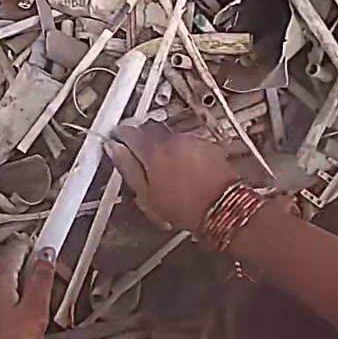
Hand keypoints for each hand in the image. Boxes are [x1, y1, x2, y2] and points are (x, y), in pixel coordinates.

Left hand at [0, 241, 52, 338]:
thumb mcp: (34, 315)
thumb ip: (41, 282)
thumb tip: (46, 255)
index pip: (16, 249)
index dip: (34, 243)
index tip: (48, 239)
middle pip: (4, 270)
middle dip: (25, 270)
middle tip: (45, 278)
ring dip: (12, 293)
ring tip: (31, 311)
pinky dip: (0, 313)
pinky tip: (10, 332)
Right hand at [104, 122, 239, 232]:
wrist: (223, 209)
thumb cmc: (186, 208)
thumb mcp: (146, 195)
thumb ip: (128, 168)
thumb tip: (115, 151)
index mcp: (153, 149)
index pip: (128, 131)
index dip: (120, 136)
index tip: (117, 140)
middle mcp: (173, 139)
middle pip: (151, 129)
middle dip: (143, 140)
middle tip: (141, 158)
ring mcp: (193, 139)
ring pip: (171, 136)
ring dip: (165, 147)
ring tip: (167, 170)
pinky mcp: (208, 144)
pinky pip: (189, 143)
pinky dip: (183, 151)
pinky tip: (185, 170)